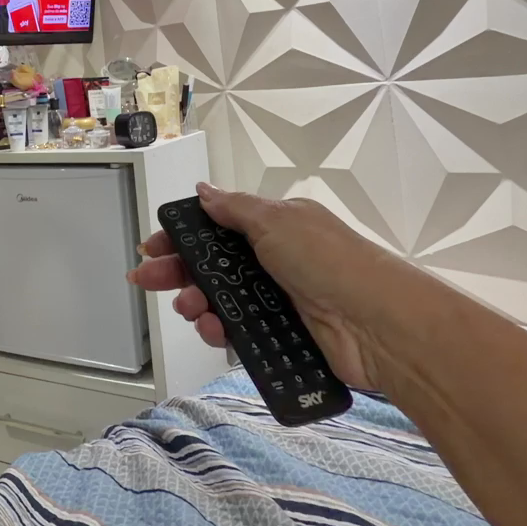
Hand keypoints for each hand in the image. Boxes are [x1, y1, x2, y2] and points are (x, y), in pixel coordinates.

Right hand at [128, 184, 433, 389]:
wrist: (379, 326)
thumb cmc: (329, 262)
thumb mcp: (276, 221)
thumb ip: (233, 207)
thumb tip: (203, 189)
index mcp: (273, 227)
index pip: (215, 228)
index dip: (182, 236)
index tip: (154, 248)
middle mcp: (272, 261)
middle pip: (210, 265)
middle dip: (176, 271)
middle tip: (147, 281)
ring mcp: (276, 300)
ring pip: (219, 300)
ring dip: (196, 302)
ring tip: (190, 309)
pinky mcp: (281, 335)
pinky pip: (237, 332)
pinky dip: (219, 331)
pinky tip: (212, 330)